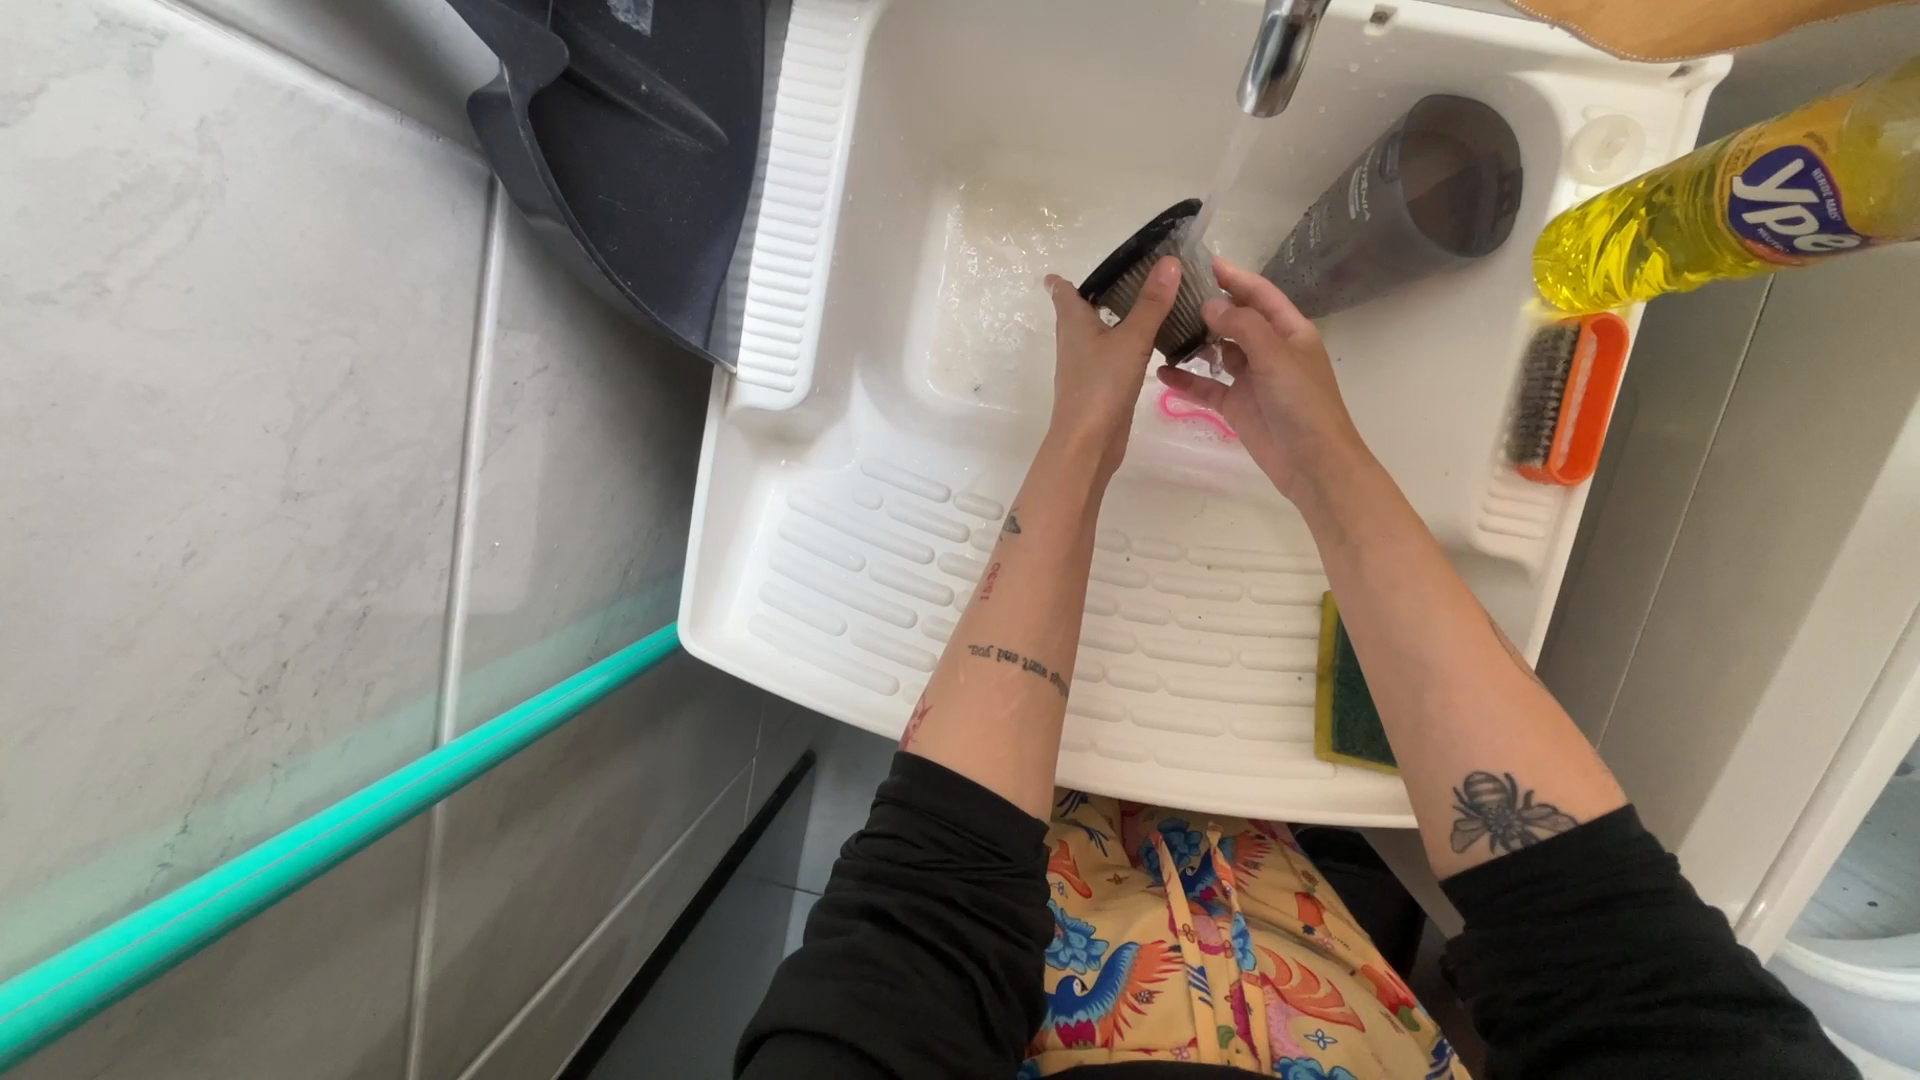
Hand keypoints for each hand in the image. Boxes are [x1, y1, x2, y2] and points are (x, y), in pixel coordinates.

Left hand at [1042, 256, 1180, 480]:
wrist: (1088, 441)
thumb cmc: (1101, 385)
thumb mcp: (1131, 339)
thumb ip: (1151, 303)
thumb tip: (1168, 262)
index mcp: (1073, 324)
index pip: (1062, 294)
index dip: (1061, 282)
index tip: (1059, 273)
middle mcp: (1073, 344)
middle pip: (1076, 316)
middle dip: (1090, 300)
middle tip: (1116, 285)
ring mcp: (1083, 369)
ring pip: (1093, 339)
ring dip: (1108, 325)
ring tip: (1135, 311)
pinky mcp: (1097, 389)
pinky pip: (1107, 360)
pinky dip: (1119, 349)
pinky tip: (1139, 351)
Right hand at [1156, 257, 1367, 501]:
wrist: (1312, 463)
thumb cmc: (1302, 404)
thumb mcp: (1276, 357)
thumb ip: (1242, 327)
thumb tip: (1209, 306)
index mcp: (1290, 332)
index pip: (1260, 295)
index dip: (1236, 278)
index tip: (1206, 263)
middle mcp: (1269, 351)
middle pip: (1235, 321)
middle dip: (1209, 309)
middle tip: (1173, 297)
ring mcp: (1251, 379)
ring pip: (1218, 353)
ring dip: (1195, 343)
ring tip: (1162, 331)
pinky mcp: (1235, 406)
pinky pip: (1206, 387)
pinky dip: (1186, 380)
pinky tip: (1162, 373)